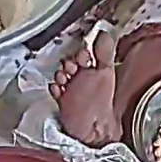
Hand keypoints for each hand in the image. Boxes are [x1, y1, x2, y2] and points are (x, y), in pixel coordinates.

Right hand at [54, 30, 121, 146]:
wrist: (95, 128)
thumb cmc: (103, 103)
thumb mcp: (106, 73)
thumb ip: (104, 52)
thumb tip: (103, 33)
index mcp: (93, 70)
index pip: (83, 54)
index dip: (81, 54)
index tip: (82, 57)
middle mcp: (82, 79)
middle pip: (69, 64)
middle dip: (68, 64)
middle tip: (71, 68)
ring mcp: (72, 90)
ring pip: (60, 76)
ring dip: (60, 75)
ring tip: (64, 79)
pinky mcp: (63, 101)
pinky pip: (55, 90)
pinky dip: (55, 88)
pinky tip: (58, 89)